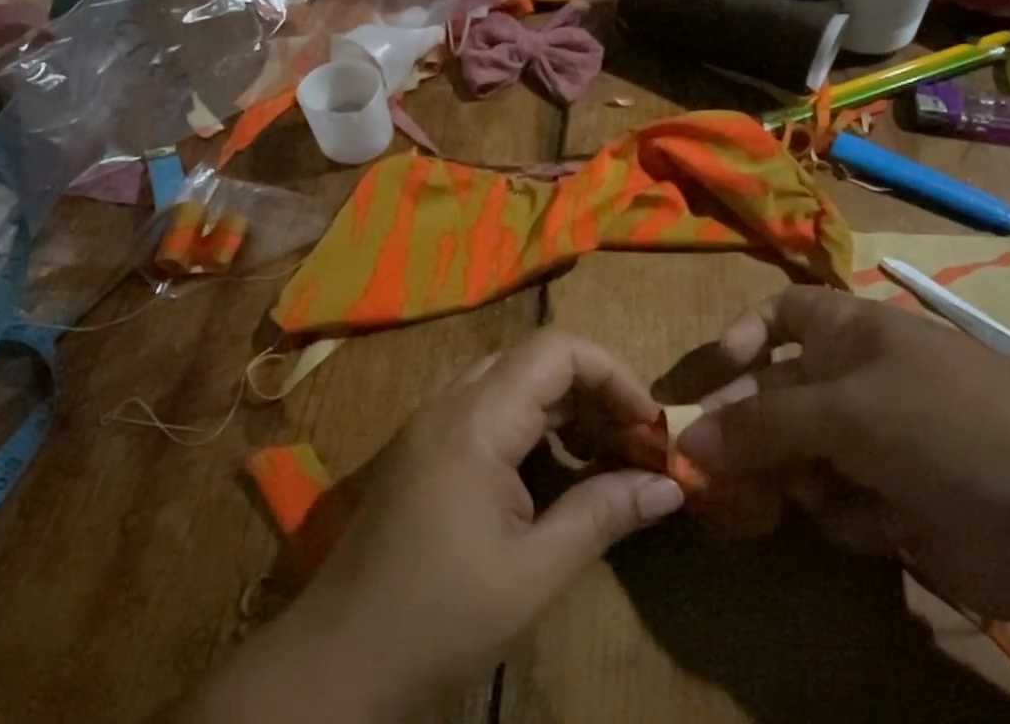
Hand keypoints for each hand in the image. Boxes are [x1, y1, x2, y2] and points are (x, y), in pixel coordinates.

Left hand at [280, 331, 684, 709]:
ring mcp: (427, 428)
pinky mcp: (419, 453)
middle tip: (632, 446)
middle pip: (532, 362)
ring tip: (600, 462)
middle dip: (591, 394)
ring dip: (561, 412)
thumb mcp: (535, 571)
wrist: (339, 658)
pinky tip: (549, 480)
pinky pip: (482, 414)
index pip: (555, 350)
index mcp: (475, 422)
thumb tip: (670, 484)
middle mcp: (447, 406)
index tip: (649, 425)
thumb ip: (603, 514)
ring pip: (507, 386)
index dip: (612, 373)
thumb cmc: (441, 616)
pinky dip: (527, 430)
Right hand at [677, 287, 1009, 626]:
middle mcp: (857, 385)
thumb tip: (683, 440)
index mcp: (851, 336)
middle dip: (741, 433)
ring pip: (793, 458)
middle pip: (773, 397)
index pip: (782, 315)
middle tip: (704, 475)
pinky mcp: (889, 504)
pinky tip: (867, 526)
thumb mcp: (845, 410)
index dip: (741, 338)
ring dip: (777, 482)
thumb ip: (758, 424)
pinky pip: (830, 504)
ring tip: (767, 510)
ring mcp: (874, 446)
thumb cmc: (948, 427)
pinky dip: (836, 516)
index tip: (709, 380)